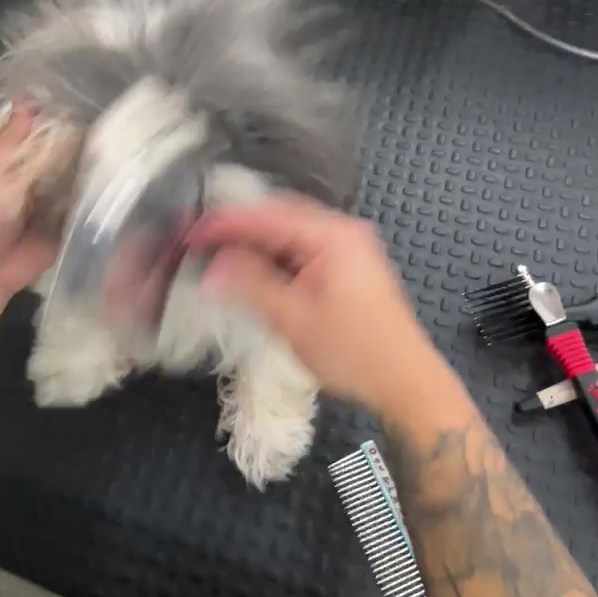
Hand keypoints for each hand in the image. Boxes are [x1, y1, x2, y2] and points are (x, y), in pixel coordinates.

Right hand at [187, 195, 458, 415]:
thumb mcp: (292, 319)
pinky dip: (275, 255)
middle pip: (279, 216)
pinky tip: (253, 268)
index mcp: (332, 235)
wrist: (407, 381)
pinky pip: (303, 247)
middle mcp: (343, 230)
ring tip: (218, 254)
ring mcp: (349, 246)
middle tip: (199, 242)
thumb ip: (250, 284)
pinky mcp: (350, 264)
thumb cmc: (352, 351)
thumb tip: (212, 266)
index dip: (225, 222)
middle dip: (238, 228)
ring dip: (255, 242)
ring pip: (290, 232)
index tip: (191, 232)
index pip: (267, 215)